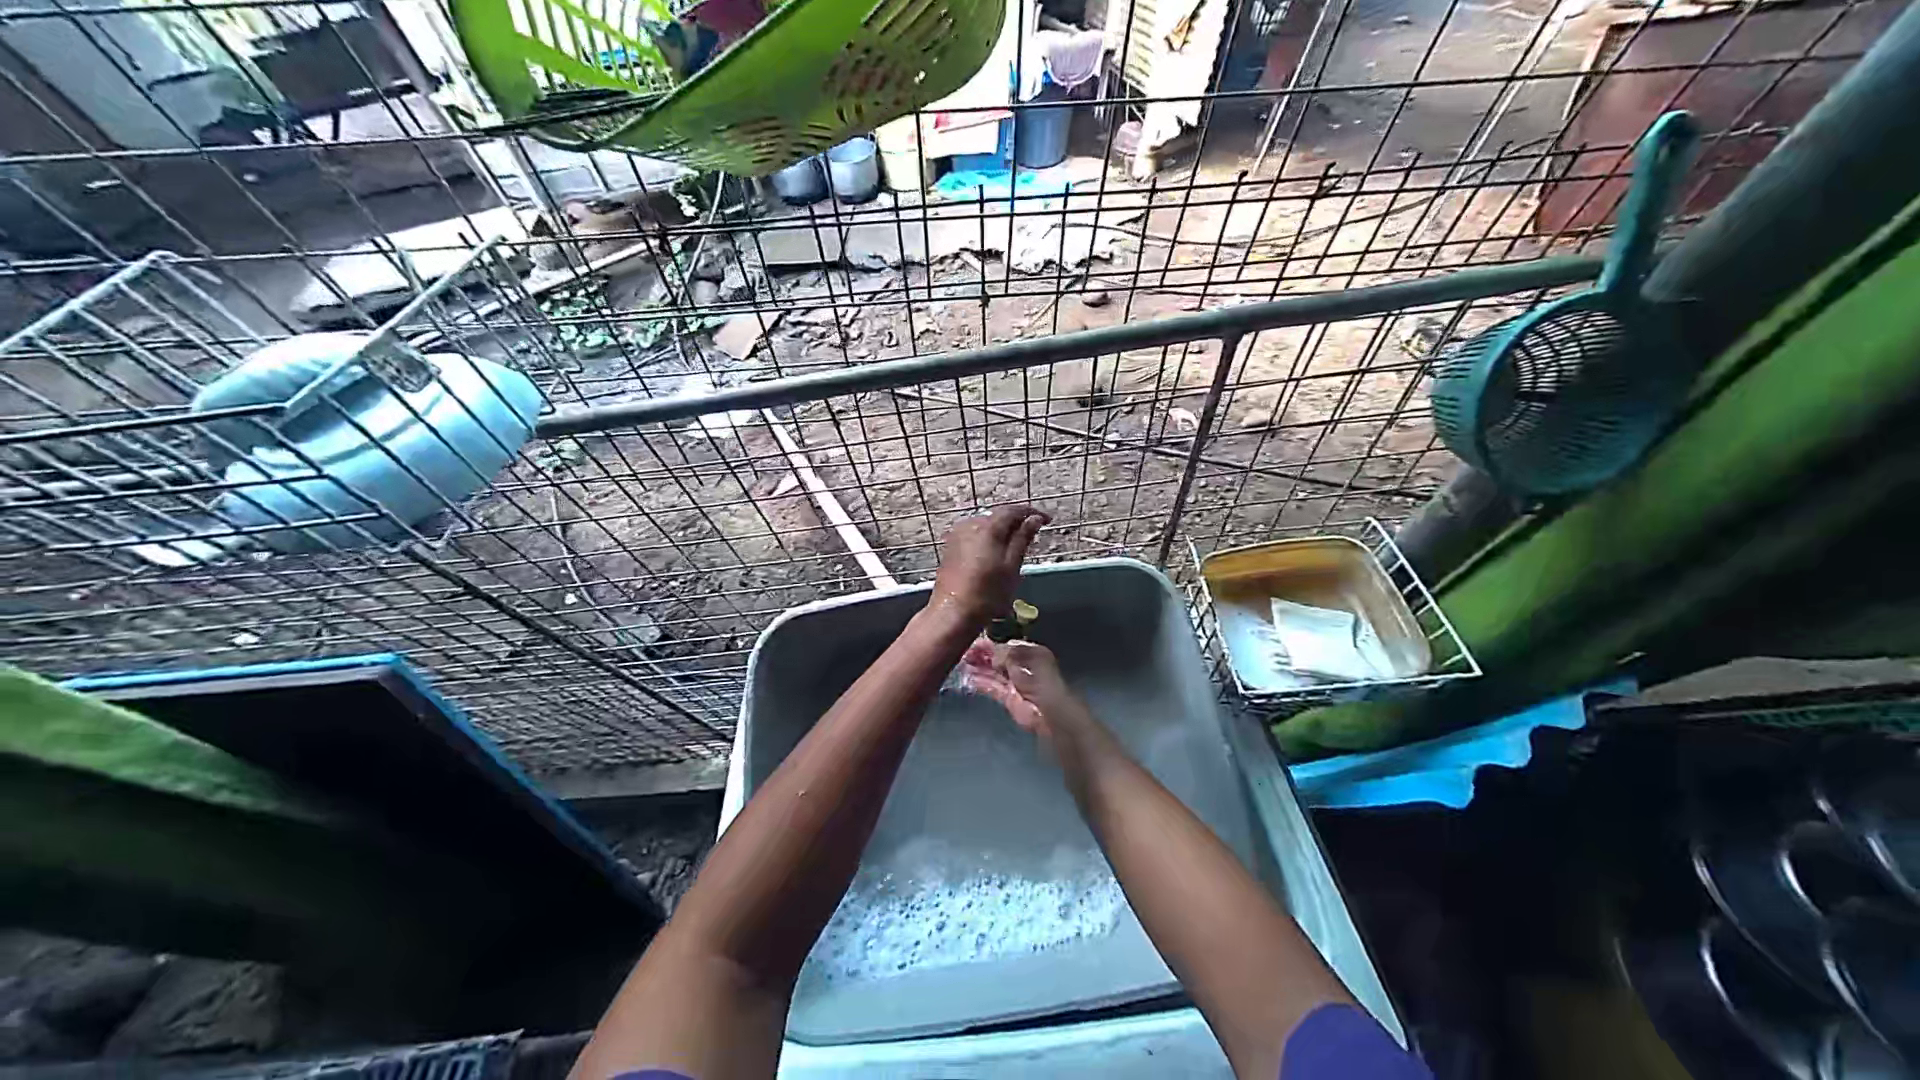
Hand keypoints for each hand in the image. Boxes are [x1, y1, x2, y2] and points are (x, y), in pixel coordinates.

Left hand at [927, 505, 1048, 628]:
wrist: (953, 612)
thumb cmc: (988, 592)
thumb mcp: (1012, 566)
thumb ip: (1023, 538)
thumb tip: (1034, 519)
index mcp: (987, 527)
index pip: (1013, 510)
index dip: (1032, 512)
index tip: (1047, 520)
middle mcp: (970, 525)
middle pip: (998, 516)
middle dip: (1016, 522)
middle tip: (1033, 534)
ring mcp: (957, 535)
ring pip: (985, 525)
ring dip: (1002, 530)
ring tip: (1016, 545)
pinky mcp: (951, 546)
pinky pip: (974, 534)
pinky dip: (988, 538)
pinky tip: (996, 552)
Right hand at [964, 640, 1095, 745]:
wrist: (1058, 726)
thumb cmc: (1050, 692)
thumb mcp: (1036, 668)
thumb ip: (1014, 657)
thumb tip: (994, 651)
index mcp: (1035, 655)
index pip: (1010, 645)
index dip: (994, 643)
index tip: (974, 641)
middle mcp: (1025, 667)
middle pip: (1001, 658)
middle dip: (984, 655)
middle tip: (962, 651)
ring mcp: (1017, 685)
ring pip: (995, 672)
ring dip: (979, 667)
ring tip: (960, 662)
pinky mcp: (1010, 701)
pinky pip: (993, 688)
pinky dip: (981, 683)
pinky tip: (967, 678)